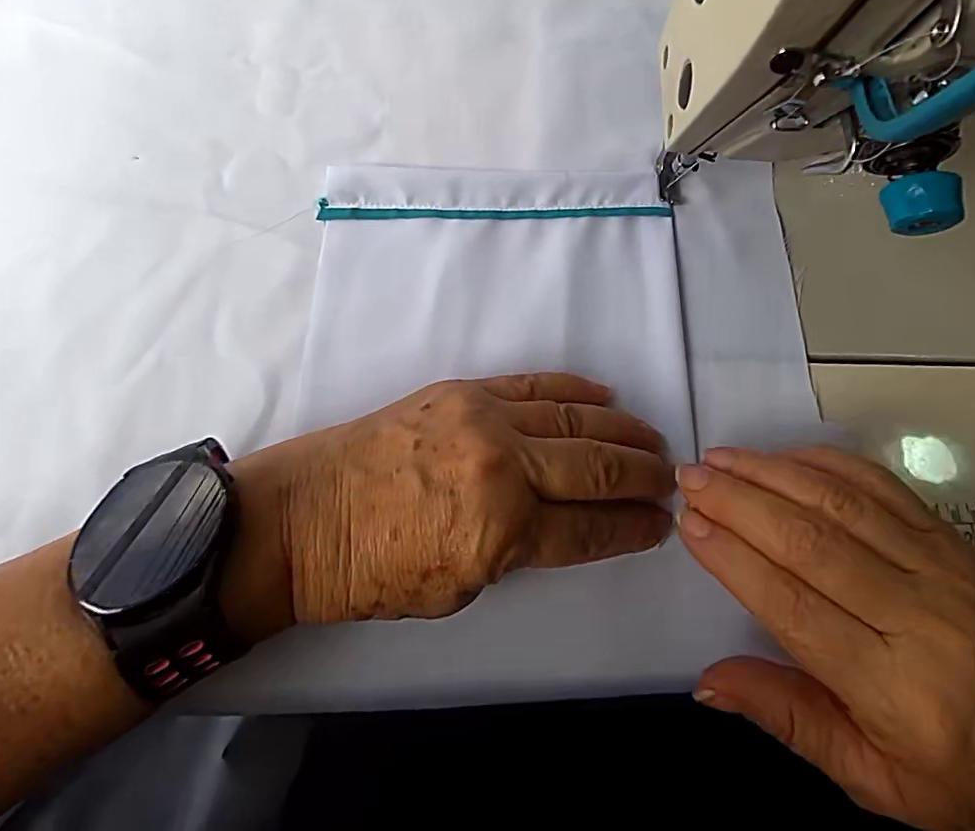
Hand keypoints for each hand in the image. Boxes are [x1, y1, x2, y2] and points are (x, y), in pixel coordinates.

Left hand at [218, 373, 674, 640]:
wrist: (304, 516)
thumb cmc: (371, 571)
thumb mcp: (456, 589)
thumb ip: (514, 553)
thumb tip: (552, 524)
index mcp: (502, 531)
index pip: (591, 529)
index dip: (633, 529)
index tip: (662, 525)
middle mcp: (501, 465)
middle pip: (595, 468)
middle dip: (642, 478)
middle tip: (671, 482)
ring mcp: (480, 418)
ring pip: (572, 419)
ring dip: (621, 431)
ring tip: (652, 441)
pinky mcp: (458, 391)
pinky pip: (531, 385)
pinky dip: (572, 390)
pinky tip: (603, 397)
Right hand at [675, 446, 974, 830]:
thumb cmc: (968, 774)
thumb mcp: (874, 780)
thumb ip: (787, 720)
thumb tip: (708, 682)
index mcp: (902, 693)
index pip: (794, 607)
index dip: (734, 559)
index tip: (690, 524)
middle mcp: (928, 624)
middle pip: (811, 542)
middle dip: (738, 501)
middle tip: (690, 479)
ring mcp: (947, 573)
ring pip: (839, 503)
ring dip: (769, 472)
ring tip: (718, 459)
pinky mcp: (955, 544)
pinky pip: (879, 486)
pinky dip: (820, 461)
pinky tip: (778, 456)